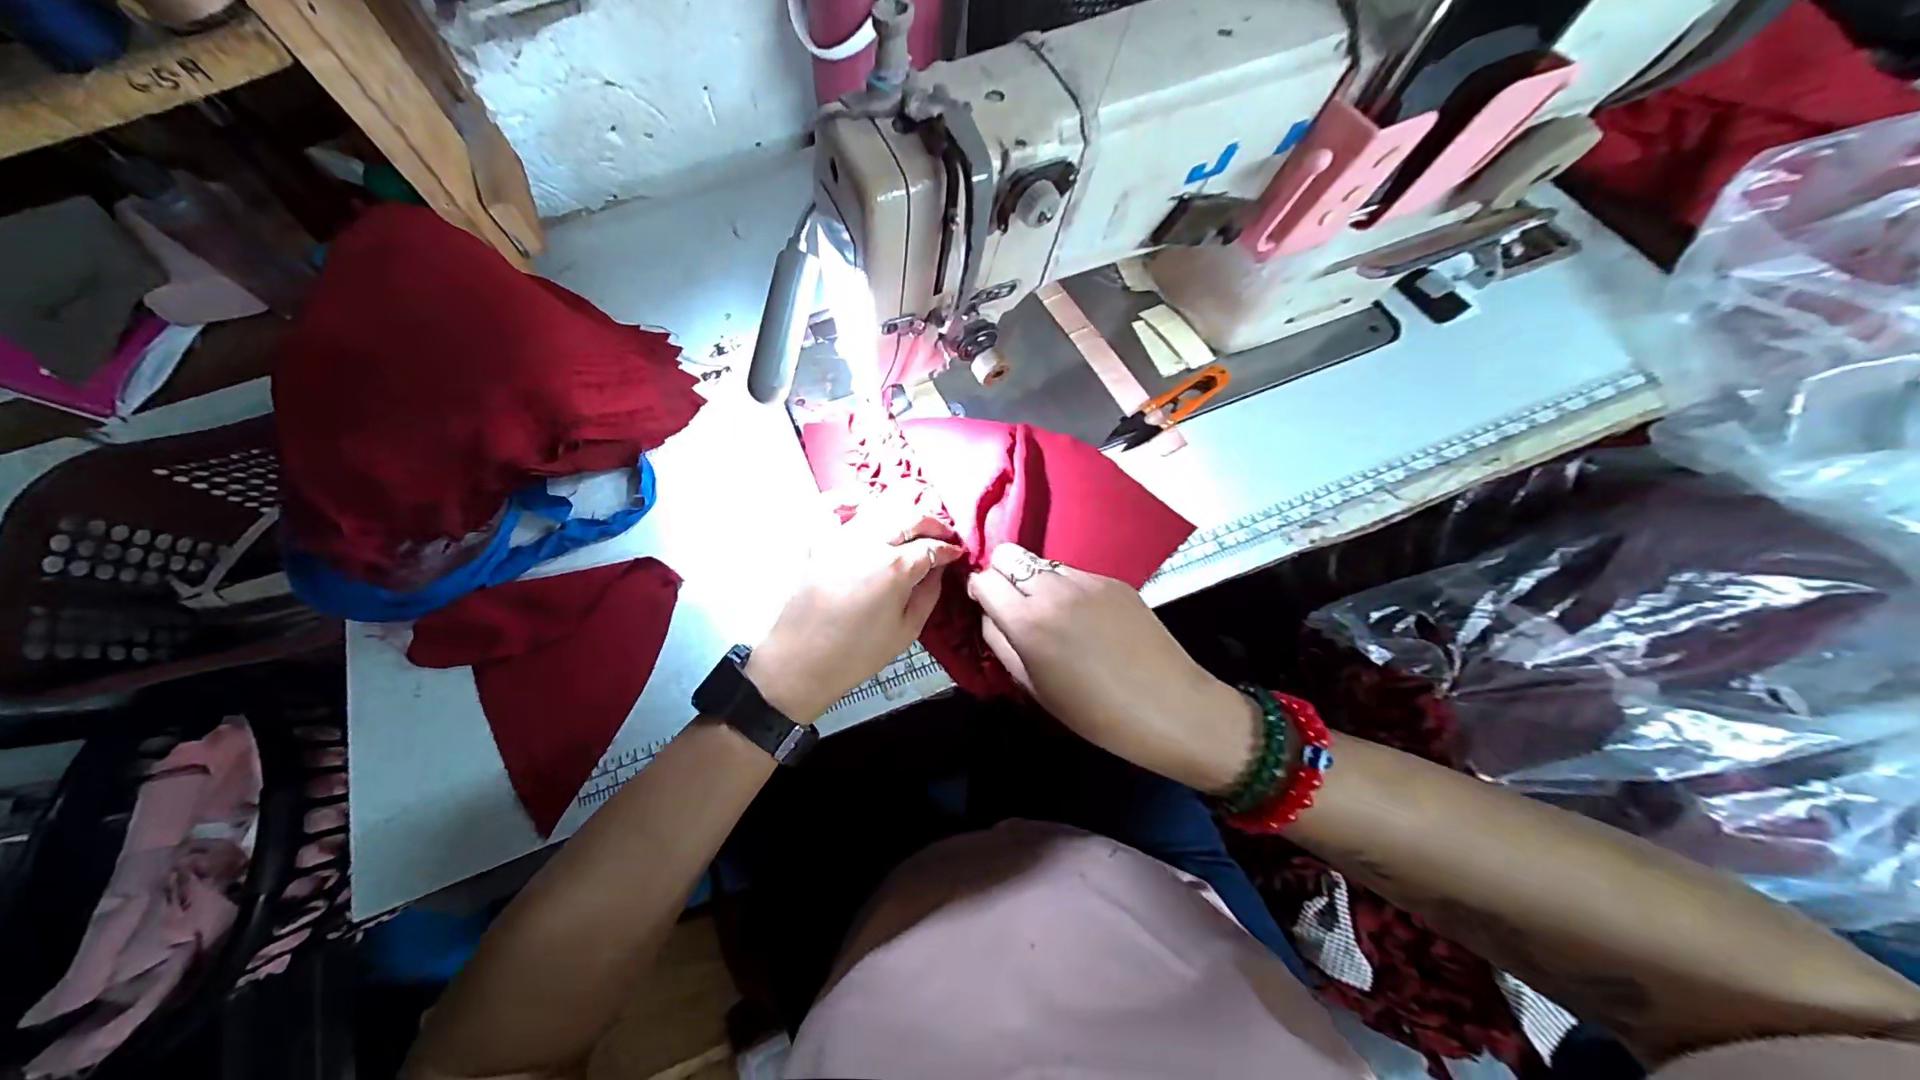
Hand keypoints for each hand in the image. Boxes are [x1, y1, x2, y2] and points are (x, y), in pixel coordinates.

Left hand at [745, 504, 962, 723]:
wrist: (800, 661)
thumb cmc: (857, 654)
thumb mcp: (906, 630)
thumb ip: (928, 594)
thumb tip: (937, 570)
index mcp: (896, 566)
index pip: (932, 546)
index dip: (949, 549)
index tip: (957, 553)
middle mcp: (870, 542)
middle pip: (909, 517)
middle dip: (932, 522)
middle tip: (943, 534)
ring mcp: (841, 538)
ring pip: (879, 507)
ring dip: (902, 510)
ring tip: (912, 522)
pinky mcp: (818, 542)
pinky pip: (834, 508)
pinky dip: (850, 499)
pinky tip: (861, 501)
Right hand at [967, 543, 1258, 792]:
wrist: (1171, 708)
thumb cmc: (1095, 713)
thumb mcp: (1034, 687)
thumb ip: (1001, 644)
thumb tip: (989, 615)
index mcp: (1029, 621)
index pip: (984, 579)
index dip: (980, 593)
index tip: (987, 609)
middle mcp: (1054, 589)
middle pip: (1009, 555)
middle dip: (1002, 575)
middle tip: (1013, 606)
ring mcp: (1088, 580)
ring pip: (1042, 562)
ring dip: (1035, 581)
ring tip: (1052, 615)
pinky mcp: (1114, 582)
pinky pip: (1074, 574)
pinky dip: (1065, 588)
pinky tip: (1084, 619)